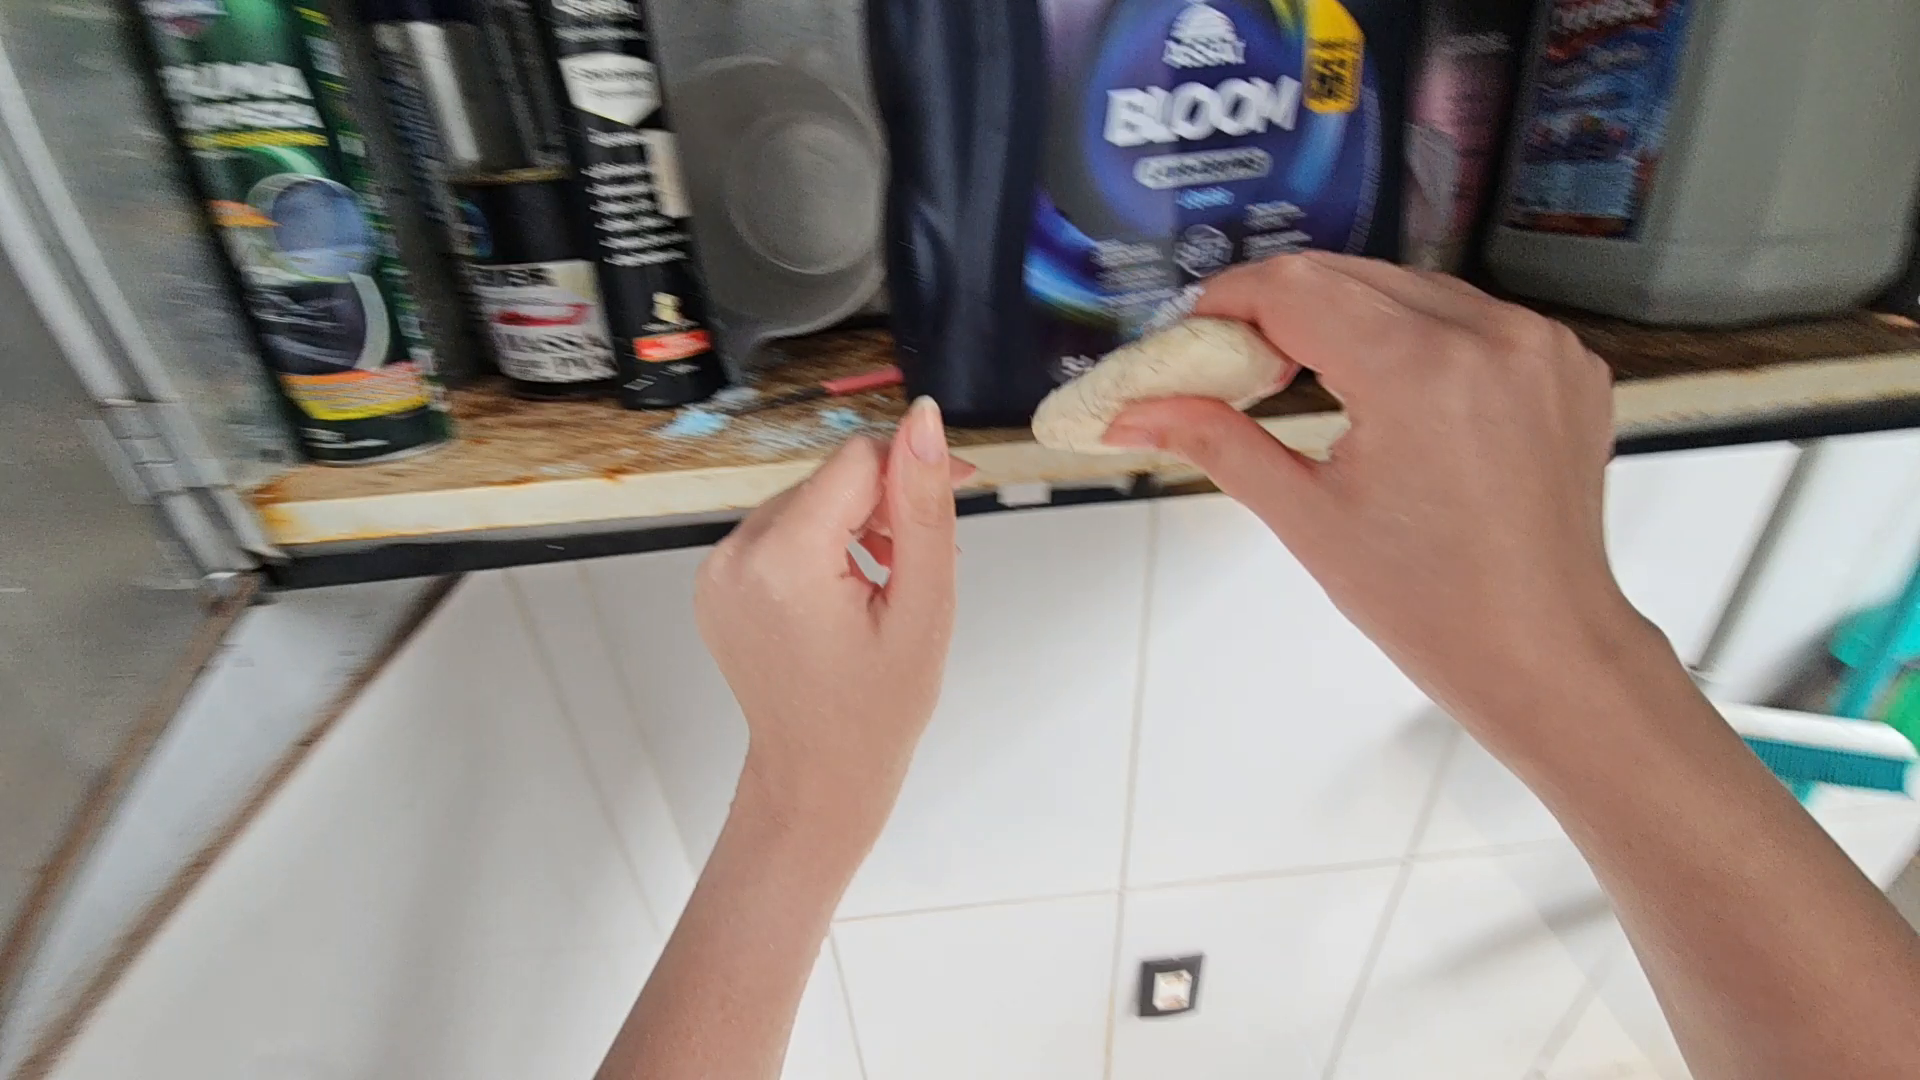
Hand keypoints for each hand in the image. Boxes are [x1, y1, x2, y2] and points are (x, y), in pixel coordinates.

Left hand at [696, 398, 966, 843]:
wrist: (816, 779)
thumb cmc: (881, 708)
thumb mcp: (924, 607)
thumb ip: (924, 508)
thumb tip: (923, 418)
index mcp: (783, 560)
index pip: (856, 460)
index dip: (910, 468)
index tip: (952, 494)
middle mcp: (734, 554)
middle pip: (829, 480)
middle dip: (885, 503)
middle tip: (926, 557)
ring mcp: (716, 570)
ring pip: (807, 502)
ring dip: (858, 523)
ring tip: (892, 578)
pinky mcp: (717, 583)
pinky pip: (781, 532)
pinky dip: (824, 543)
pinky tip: (853, 586)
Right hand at [1105, 253, 1652, 734]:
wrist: (1538, 647)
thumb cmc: (1419, 598)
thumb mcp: (1299, 514)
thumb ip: (1211, 441)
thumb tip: (1130, 415)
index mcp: (1419, 373)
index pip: (1296, 289)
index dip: (1228, 299)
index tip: (1191, 333)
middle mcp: (1490, 334)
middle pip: (1345, 273)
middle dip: (1273, 306)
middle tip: (1231, 359)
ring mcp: (1538, 342)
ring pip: (1401, 285)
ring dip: (1334, 313)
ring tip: (1295, 374)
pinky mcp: (1560, 359)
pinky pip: (1457, 313)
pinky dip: (1398, 329)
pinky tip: (1374, 382)